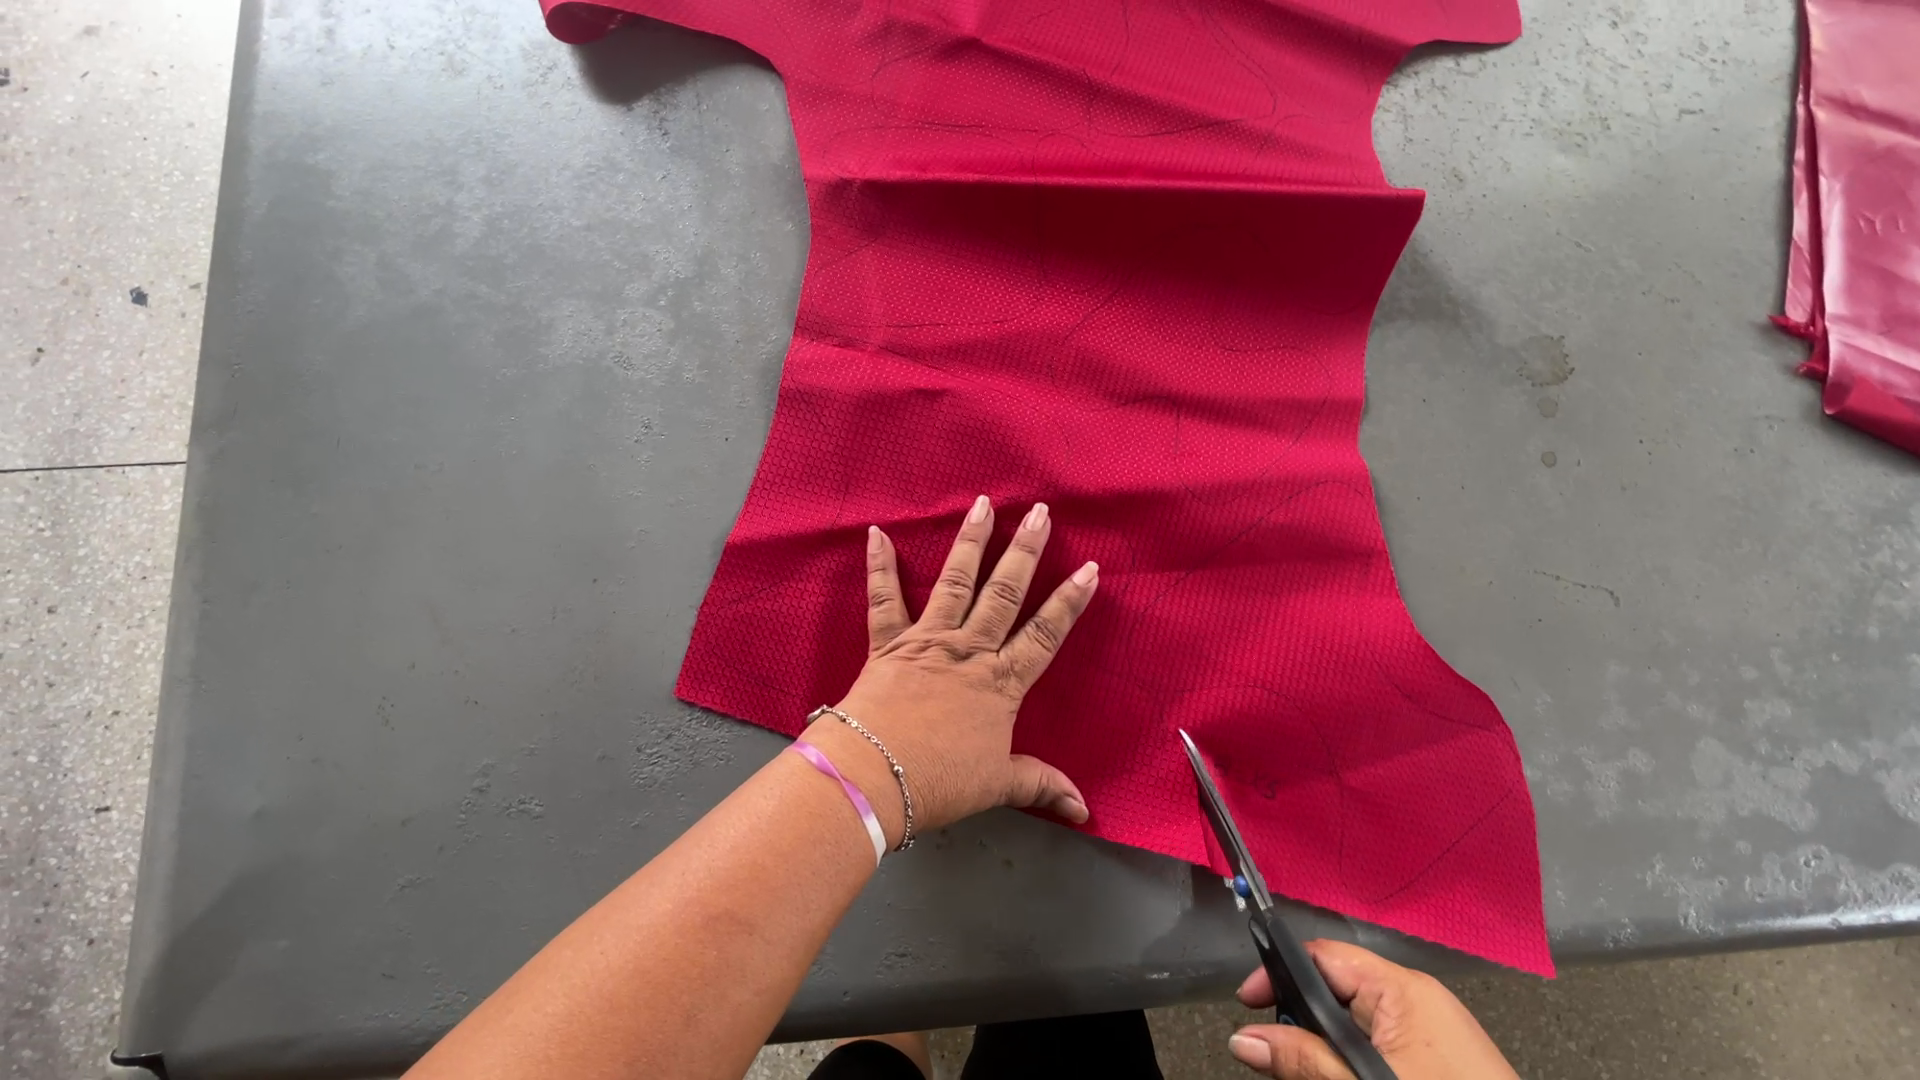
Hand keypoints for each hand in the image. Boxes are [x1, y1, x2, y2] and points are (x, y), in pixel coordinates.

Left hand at [805, 496, 1098, 844]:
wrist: (874, 776)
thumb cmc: (939, 781)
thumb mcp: (997, 784)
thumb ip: (1040, 786)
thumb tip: (1084, 812)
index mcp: (1000, 682)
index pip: (1044, 635)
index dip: (1069, 602)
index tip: (1089, 569)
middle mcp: (968, 652)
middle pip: (1003, 594)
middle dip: (1025, 551)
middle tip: (1040, 513)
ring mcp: (928, 642)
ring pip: (955, 583)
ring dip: (971, 542)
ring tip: (984, 505)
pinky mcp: (889, 644)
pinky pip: (884, 599)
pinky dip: (880, 566)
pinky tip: (877, 534)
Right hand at [1229, 941, 1517, 1079]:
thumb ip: (1303, 1062)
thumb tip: (1245, 1040)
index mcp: (1404, 990)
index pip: (1321, 957)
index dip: (1278, 975)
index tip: (1248, 1005)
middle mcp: (1419, 1001)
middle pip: (1335, 992)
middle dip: (1302, 1024)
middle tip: (1282, 1062)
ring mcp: (1434, 1034)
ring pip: (1355, 1026)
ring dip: (1328, 1052)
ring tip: (1317, 1076)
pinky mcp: (1441, 1063)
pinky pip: (1381, 1047)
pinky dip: (1356, 1066)